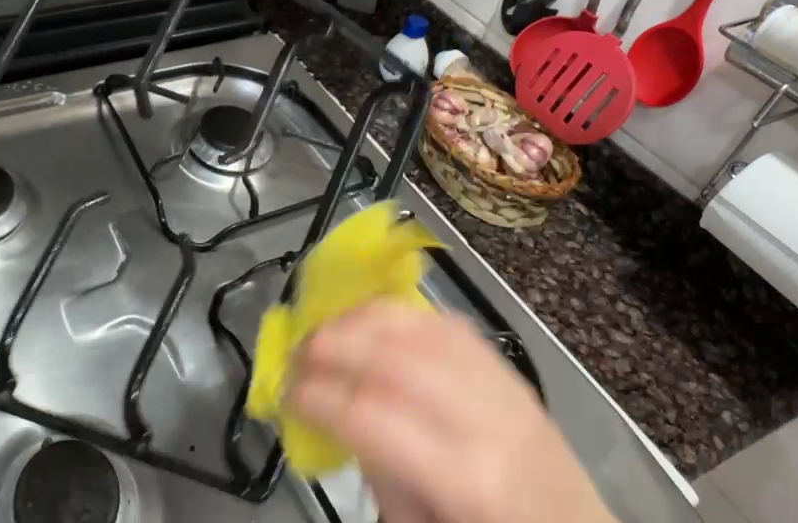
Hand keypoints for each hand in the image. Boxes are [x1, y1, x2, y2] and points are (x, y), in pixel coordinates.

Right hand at [287, 301, 615, 522]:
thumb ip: (386, 480)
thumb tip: (342, 421)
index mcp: (468, 482)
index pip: (375, 419)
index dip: (320, 398)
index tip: (285, 393)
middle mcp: (490, 423)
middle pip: (398, 360)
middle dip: (336, 346)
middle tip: (295, 351)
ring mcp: (507, 389)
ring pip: (426, 330)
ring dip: (366, 320)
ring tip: (327, 327)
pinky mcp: (512, 374)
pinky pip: (453, 327)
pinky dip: (407, 315)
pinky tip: (376, 321)